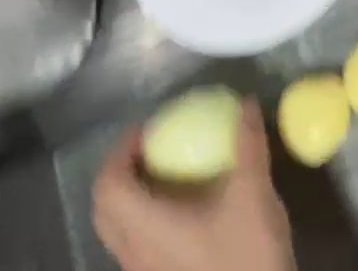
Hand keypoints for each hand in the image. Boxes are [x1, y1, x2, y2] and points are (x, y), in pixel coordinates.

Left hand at [93, 98, 295, 270]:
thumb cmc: (245, 251)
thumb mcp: (253, 193)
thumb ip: (247, 146)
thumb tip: (246, 104)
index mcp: (144, 227)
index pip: (109, 186)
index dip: (120, 151)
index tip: (148, 128)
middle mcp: (132, 251)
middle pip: (104, 208)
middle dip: (121, 171)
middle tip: (151, 147)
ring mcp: (143, 269)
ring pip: (118, 228)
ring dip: (132, 194)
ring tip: (167, 172)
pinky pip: (136, 240)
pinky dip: (147, 214)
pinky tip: (184, 207)